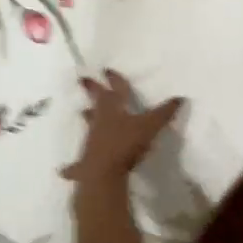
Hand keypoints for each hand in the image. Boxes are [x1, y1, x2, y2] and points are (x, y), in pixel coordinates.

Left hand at [61, 70, 184, 185]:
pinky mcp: (85, 162)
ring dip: (87, 118)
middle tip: (82, 80)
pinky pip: (77, 164)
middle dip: (92, 90)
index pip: (116, 89)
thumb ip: (164, 112)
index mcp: (115, 109)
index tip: (107, 69)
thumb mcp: (150, 126)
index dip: (114, 79)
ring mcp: (91, 141)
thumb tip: (180, 97)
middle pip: (97, 102)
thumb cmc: (126, 144)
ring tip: (81, 112)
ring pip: (89, 126)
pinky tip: (62, 170)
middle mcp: (100, 121)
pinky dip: (71, 167)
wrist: (103, 173)